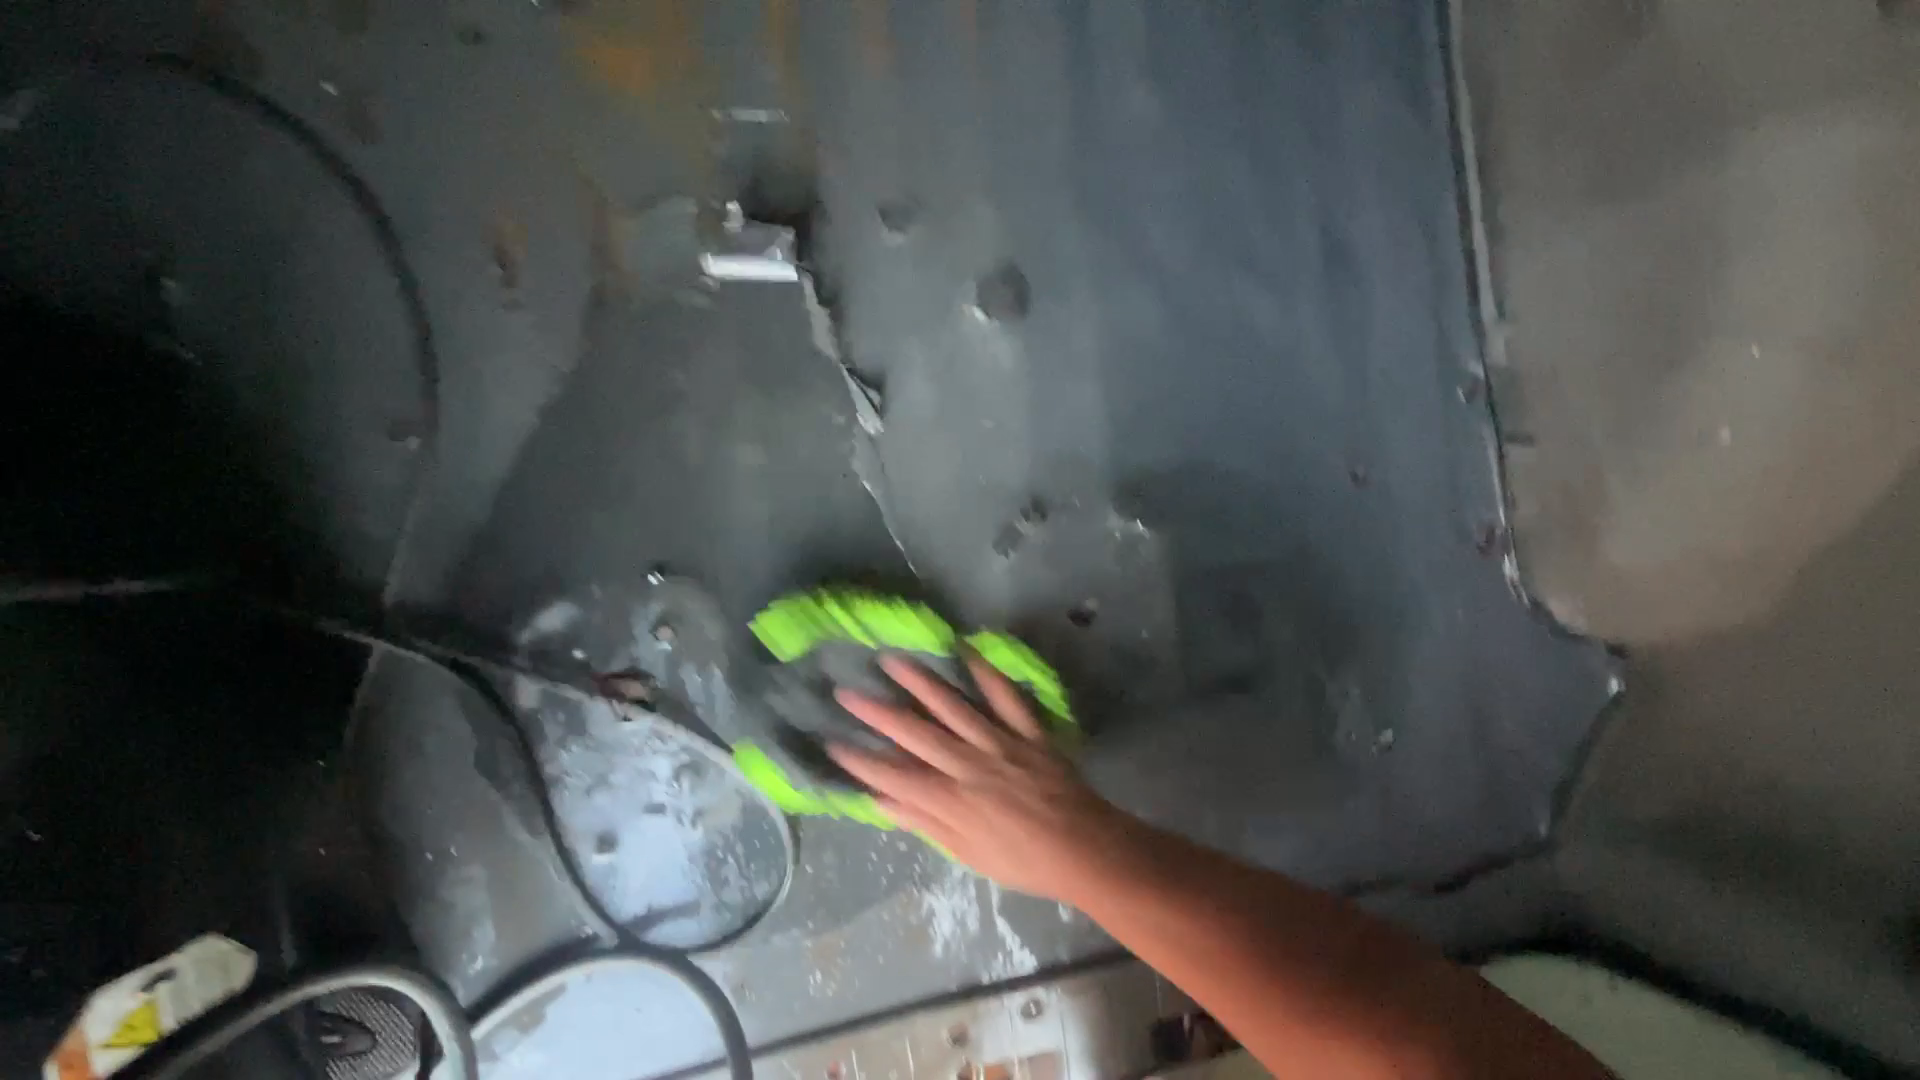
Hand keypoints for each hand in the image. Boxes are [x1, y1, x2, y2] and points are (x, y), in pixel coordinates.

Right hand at [828, 650, 1135, 902]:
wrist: (1084, 850)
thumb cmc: (1022, 860)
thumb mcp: (967, 853)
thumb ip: (925, 823)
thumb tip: (881, 801)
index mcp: (951, 801)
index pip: (894, 777)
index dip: (859, 760)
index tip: (830, 741)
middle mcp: (969, 766)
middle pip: (915, 734)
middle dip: (876, 712)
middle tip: (845, 691)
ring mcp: (1000, 744)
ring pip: (953, 707)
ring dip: (920, 682)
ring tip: (891, 659)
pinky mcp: (1028, 732)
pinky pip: (1006, 697)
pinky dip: (987, 673)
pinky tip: (966, 650)